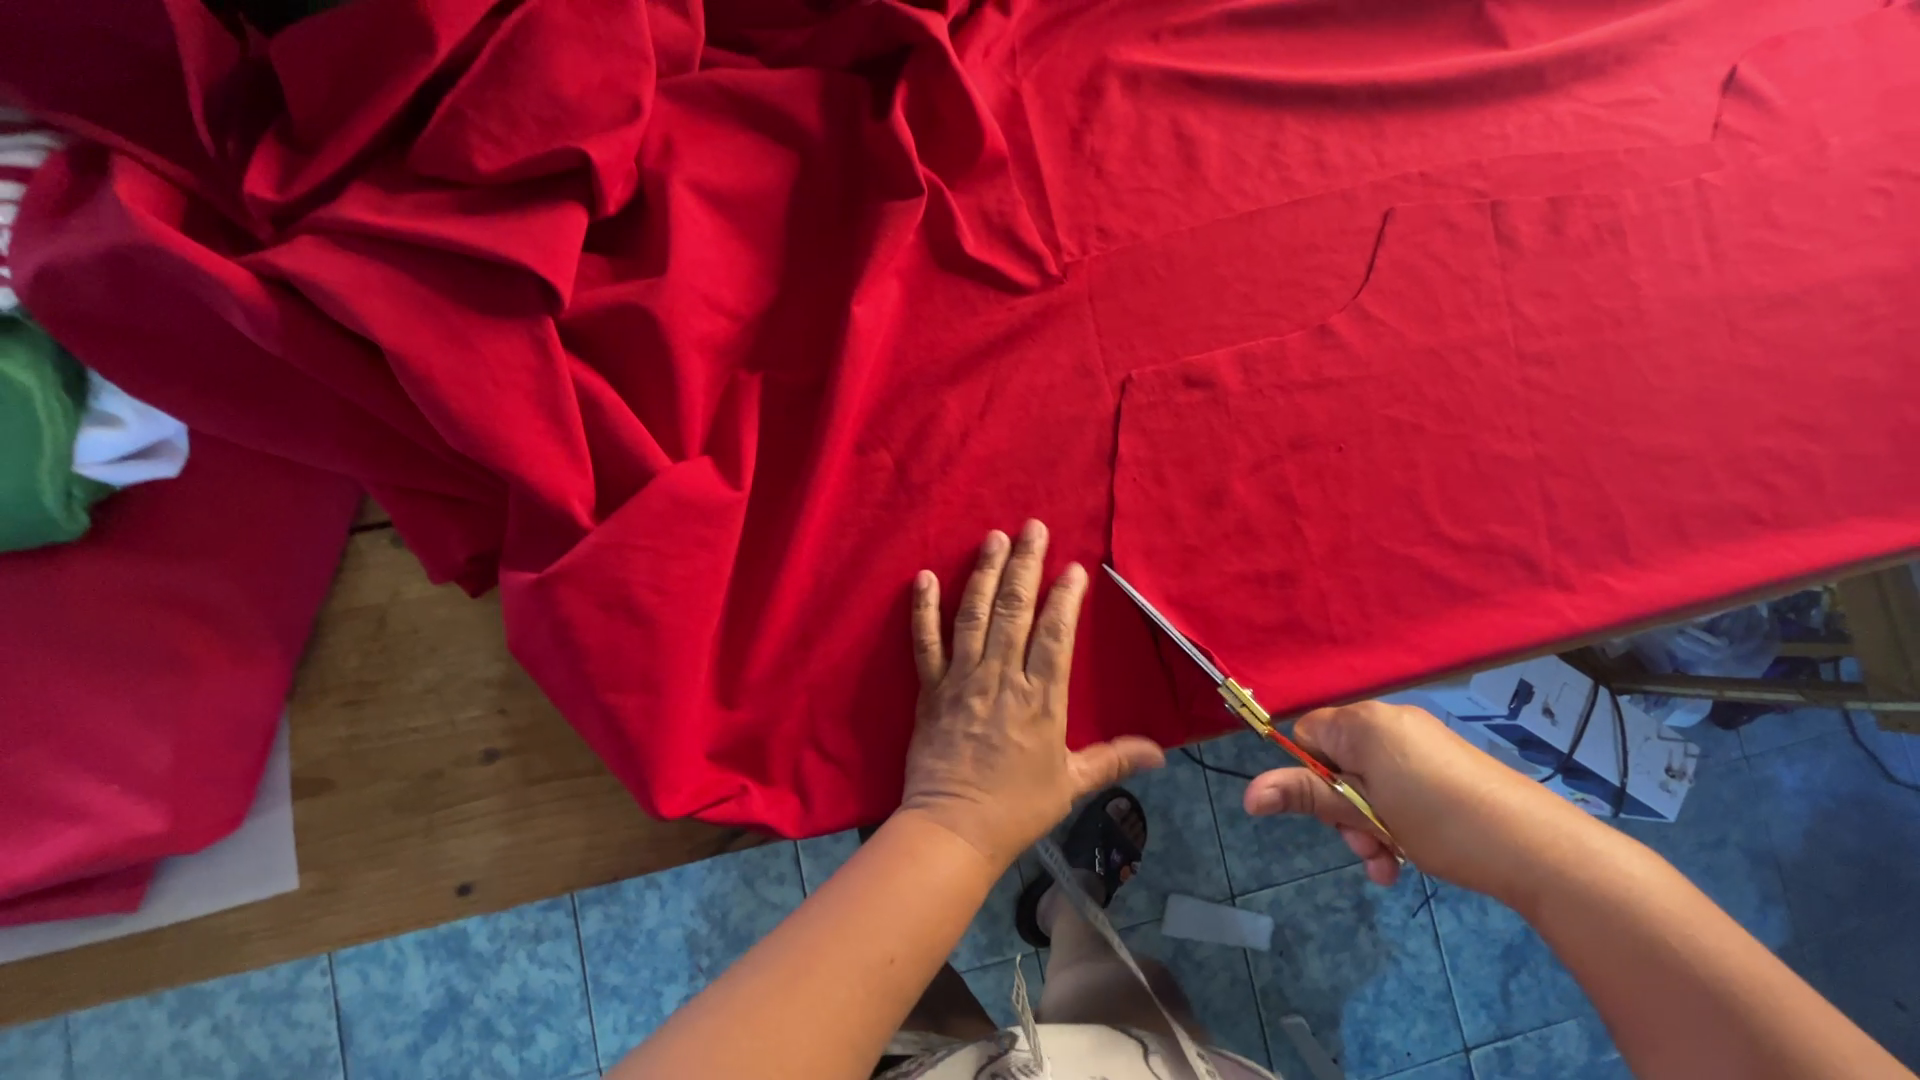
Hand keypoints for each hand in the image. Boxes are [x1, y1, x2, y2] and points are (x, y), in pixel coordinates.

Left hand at [900, 521, 1165, 867]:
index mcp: (1041, 699)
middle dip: (1025, 566)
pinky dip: (923, 609)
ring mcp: (962, 681)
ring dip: (984, 574)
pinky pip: (925, 643)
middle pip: (1015, 611)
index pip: (1055, 635)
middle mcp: (1002, 679)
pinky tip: (926, 577)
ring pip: (974, 616)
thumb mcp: (1072, 784)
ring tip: (994, 537)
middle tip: (1032, 527)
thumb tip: (1161, 754)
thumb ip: (1114, 760)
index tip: (1071, 566)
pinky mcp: (930, 690)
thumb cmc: (1017, 809)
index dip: (1064, 598)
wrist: (954, 829)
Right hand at [1243, 701, 1598, 897]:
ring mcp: (1422, 743)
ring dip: (1368, 825)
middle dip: (1342, 811)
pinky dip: (1396, 819)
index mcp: (1363, 723)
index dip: (1307, 775)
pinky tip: (1407, 858)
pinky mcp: (1446, 765)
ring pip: (1368, 781)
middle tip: (1362, 845)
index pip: (1305, 735)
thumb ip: (1304, 797)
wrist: (1538, 848)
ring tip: (1388, 863)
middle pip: (1337, 761)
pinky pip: (1400, 785)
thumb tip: (1246, 796)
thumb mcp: (1363, 813)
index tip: (1328, 812)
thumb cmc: (1439, 822)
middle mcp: (1390, 722)